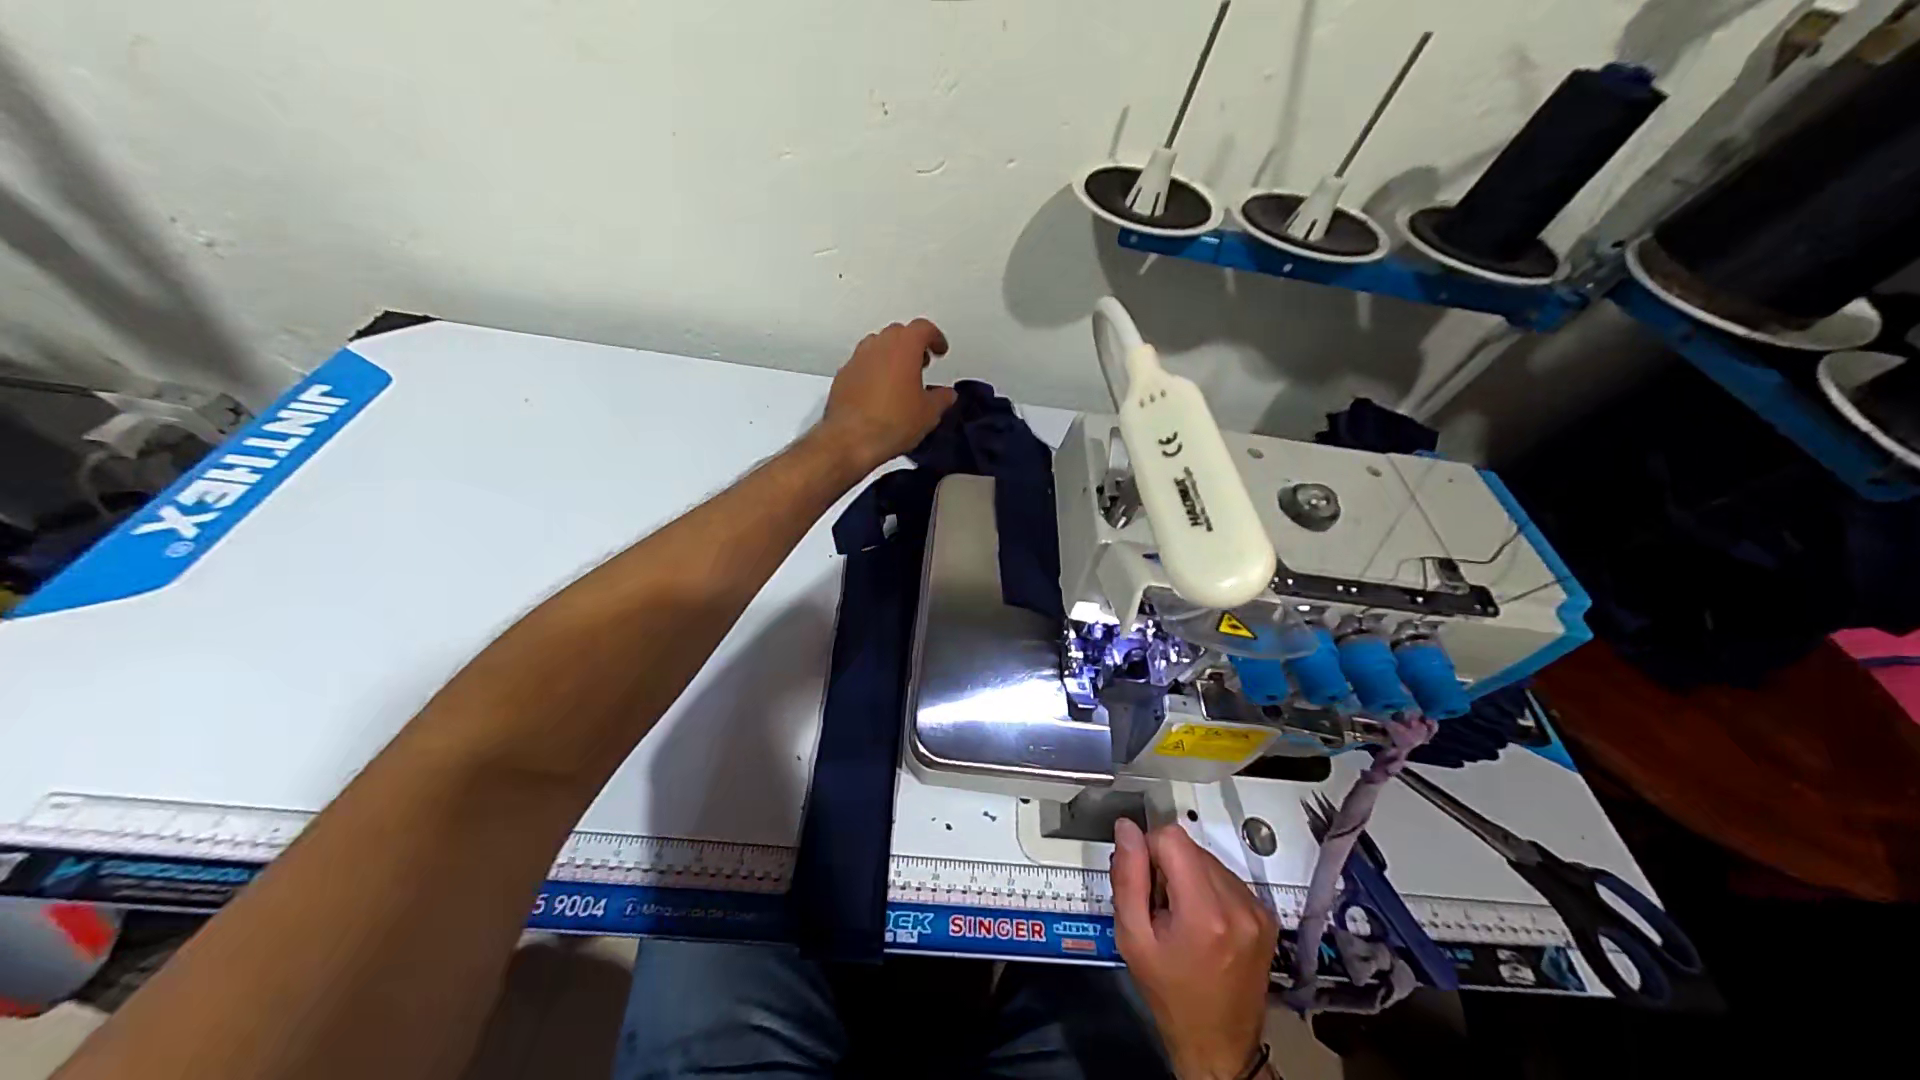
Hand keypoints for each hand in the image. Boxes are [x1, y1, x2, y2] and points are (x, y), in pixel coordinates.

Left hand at [816, 318, 957, 470]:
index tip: (939, 348)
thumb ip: (941, 398)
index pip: (923, 328)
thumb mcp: (929, 413)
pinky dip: (873, 371)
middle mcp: (878, 346)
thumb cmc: (890, 422)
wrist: (851, 439)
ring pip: (878, 346)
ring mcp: (858, 359)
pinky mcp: (843, 375)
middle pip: (899, 333)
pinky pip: (862, 364)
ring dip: (891, 356)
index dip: (935, 337)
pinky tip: (880, 392)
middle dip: (912, 344)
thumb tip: (946, 396)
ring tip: (901, 378)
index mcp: (904, 346)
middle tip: (922, 361)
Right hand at [1112, 818, 1277, 1079]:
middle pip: (1190, 847)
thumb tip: (1126, 828)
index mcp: (1205, 911)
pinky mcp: (1265, 914)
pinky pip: (1226, 877)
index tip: (1143, 883)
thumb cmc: (1169, 993)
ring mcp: (1257, 909)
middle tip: (1159, 906)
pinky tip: (1202, 922)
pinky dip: (1208, 888)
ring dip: (1187, 875)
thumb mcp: (1133, 938)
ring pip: (1208, 859)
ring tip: (1180, 917)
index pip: (1171, 837)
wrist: (1218, 1043)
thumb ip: (1127, 877)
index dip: (1148, 851)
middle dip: (1167, 865)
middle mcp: (1238, 903)